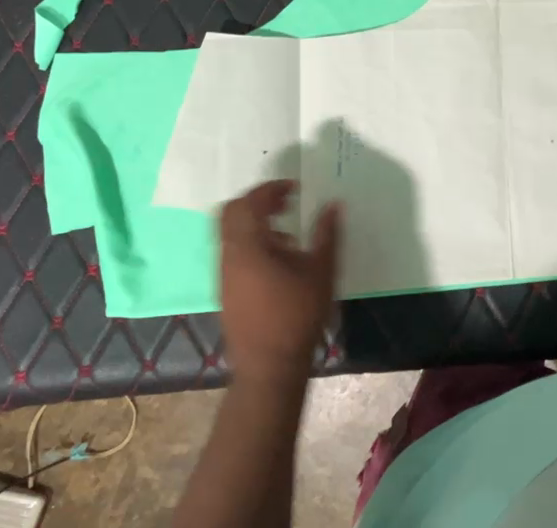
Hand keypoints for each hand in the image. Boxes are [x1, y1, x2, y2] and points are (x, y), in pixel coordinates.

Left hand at [218, 181, 341, 380]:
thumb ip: (327, 233)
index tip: (295, 189)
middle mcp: (228, 256)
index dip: (270, 189)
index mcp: (248, 247)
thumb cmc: (297, 315)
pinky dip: (252, 244)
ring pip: (231, 234)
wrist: (269, 366)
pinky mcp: (226, 291)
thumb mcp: (321, 271)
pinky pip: (233, 253)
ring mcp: (223, 275)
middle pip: (231, 213)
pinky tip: (280, 261)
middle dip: (258, 202)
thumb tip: (333, 204)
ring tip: (289, 235)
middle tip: (287, 203)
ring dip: (256, 224)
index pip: (248, 202)